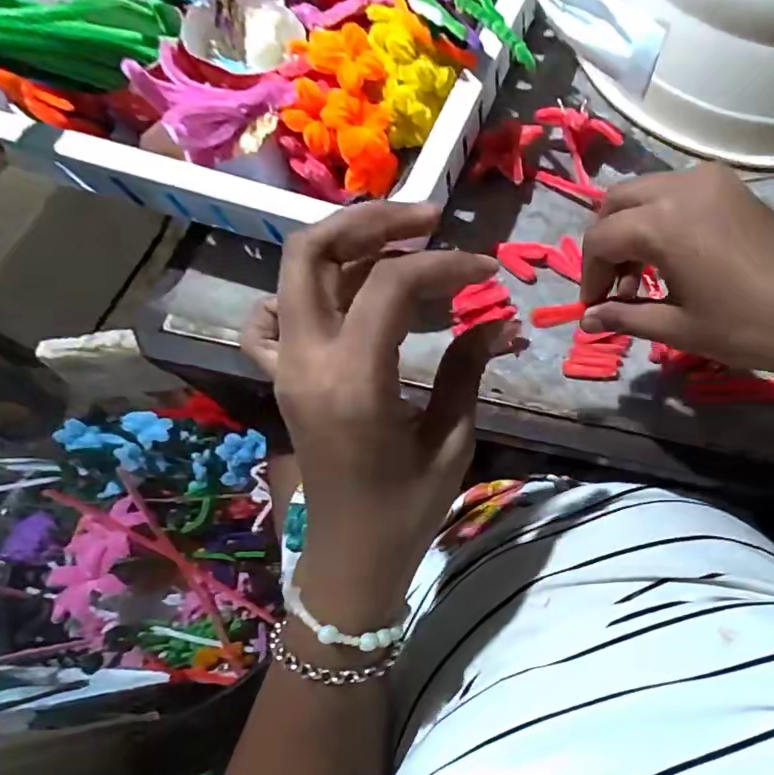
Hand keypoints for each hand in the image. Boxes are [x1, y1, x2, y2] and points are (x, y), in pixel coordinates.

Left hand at [240, 202, 516, 625]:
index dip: (446, 266)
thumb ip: (468, 370)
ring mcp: (286, 367)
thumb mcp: (451, 439)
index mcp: (355, 380)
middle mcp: (308, 360)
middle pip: (317, 252)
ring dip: (347, 245)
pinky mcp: (283, 378)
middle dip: (375, 222)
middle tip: (432, 220)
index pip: (392, 286)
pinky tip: (339, 296)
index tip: (488, 271)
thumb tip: (502, 322)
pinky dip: (302, 292)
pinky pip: (271, 318)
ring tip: (402, 243)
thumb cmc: (408, 507)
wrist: (352, 554)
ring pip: (296, 273)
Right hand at [577, 164, 773, 391]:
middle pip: (618, 203)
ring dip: (633, 231)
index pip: (601, 238)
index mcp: (662, 220)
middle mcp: (682, 185)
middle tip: (616, 291)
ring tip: (645, 281)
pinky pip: (680, 195)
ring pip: (648, 194)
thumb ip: (627, 316)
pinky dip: (663, 221)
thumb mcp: (681, 328)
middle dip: (606, 246)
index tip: (594, 308)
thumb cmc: (749, 328)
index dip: (589, 275)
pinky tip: (675, 261)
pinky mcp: (736, 189)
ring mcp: (714, 182)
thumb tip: (587, 321)